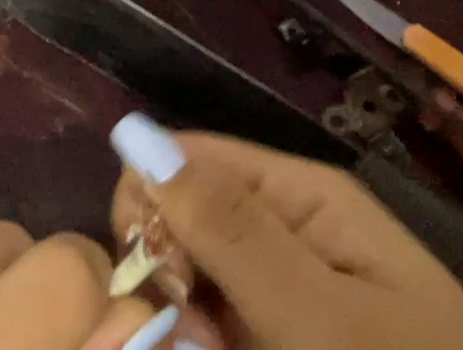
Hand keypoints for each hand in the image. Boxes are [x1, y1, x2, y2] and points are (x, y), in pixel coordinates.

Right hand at [108, 115, 462, 349]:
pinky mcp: (270, 332)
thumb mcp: (325, 323)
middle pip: (178, 216)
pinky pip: (204, 320)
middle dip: (163, 278)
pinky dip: (195, 341)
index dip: (153, 209)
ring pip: (181, 277)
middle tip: (196, 344)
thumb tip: (137, 134)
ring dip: (176, 323)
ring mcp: (278, 287)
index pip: (184, 157)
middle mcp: (286, 228)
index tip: (162, 283)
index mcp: (304, 197)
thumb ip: (231, 230)